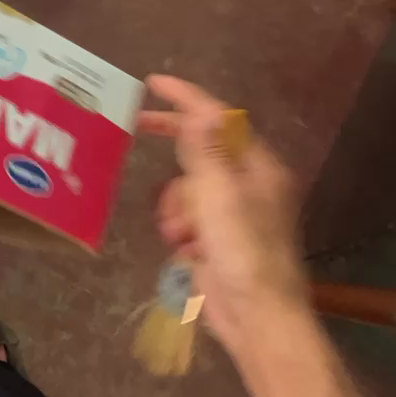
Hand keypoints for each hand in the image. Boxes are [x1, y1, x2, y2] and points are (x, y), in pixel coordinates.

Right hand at [139, 75, 308, 352]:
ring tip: (178, 232)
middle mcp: (249, 183)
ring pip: (186, 185)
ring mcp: (233, 210)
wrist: (256, 315)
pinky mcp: (218, 235)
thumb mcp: (219, 194)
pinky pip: (186, 214)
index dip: (186, 97)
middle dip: (172, 147)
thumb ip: (207, 150)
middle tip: (137, 124)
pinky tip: (184, 248)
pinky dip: (179, 227)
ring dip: (174, 205)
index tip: (153, 82)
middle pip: (202, 148)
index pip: (219, 118)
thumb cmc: (242, 250)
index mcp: (258, 167)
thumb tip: (203, 109)